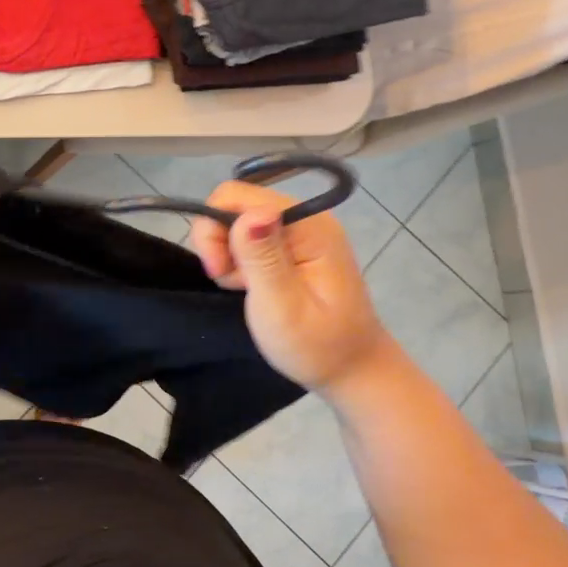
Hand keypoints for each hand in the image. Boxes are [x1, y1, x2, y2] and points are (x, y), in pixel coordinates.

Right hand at [189, 181, 391, 391]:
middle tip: (228, 281)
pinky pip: (246, 237)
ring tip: (243, 288)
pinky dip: (237, 261)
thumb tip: (250, 214)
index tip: (219, 270)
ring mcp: (298, 232)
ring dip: (226, 254)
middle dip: (219, 242)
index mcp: (309, 227)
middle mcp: (305, 218)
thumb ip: (263, 259)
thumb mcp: (282, 308)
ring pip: (235, 221)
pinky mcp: (290, 245)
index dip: (216, 227)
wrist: (351, 370)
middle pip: (234, 204)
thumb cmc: (316, 346)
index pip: (238, 196)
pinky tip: (250, 286)